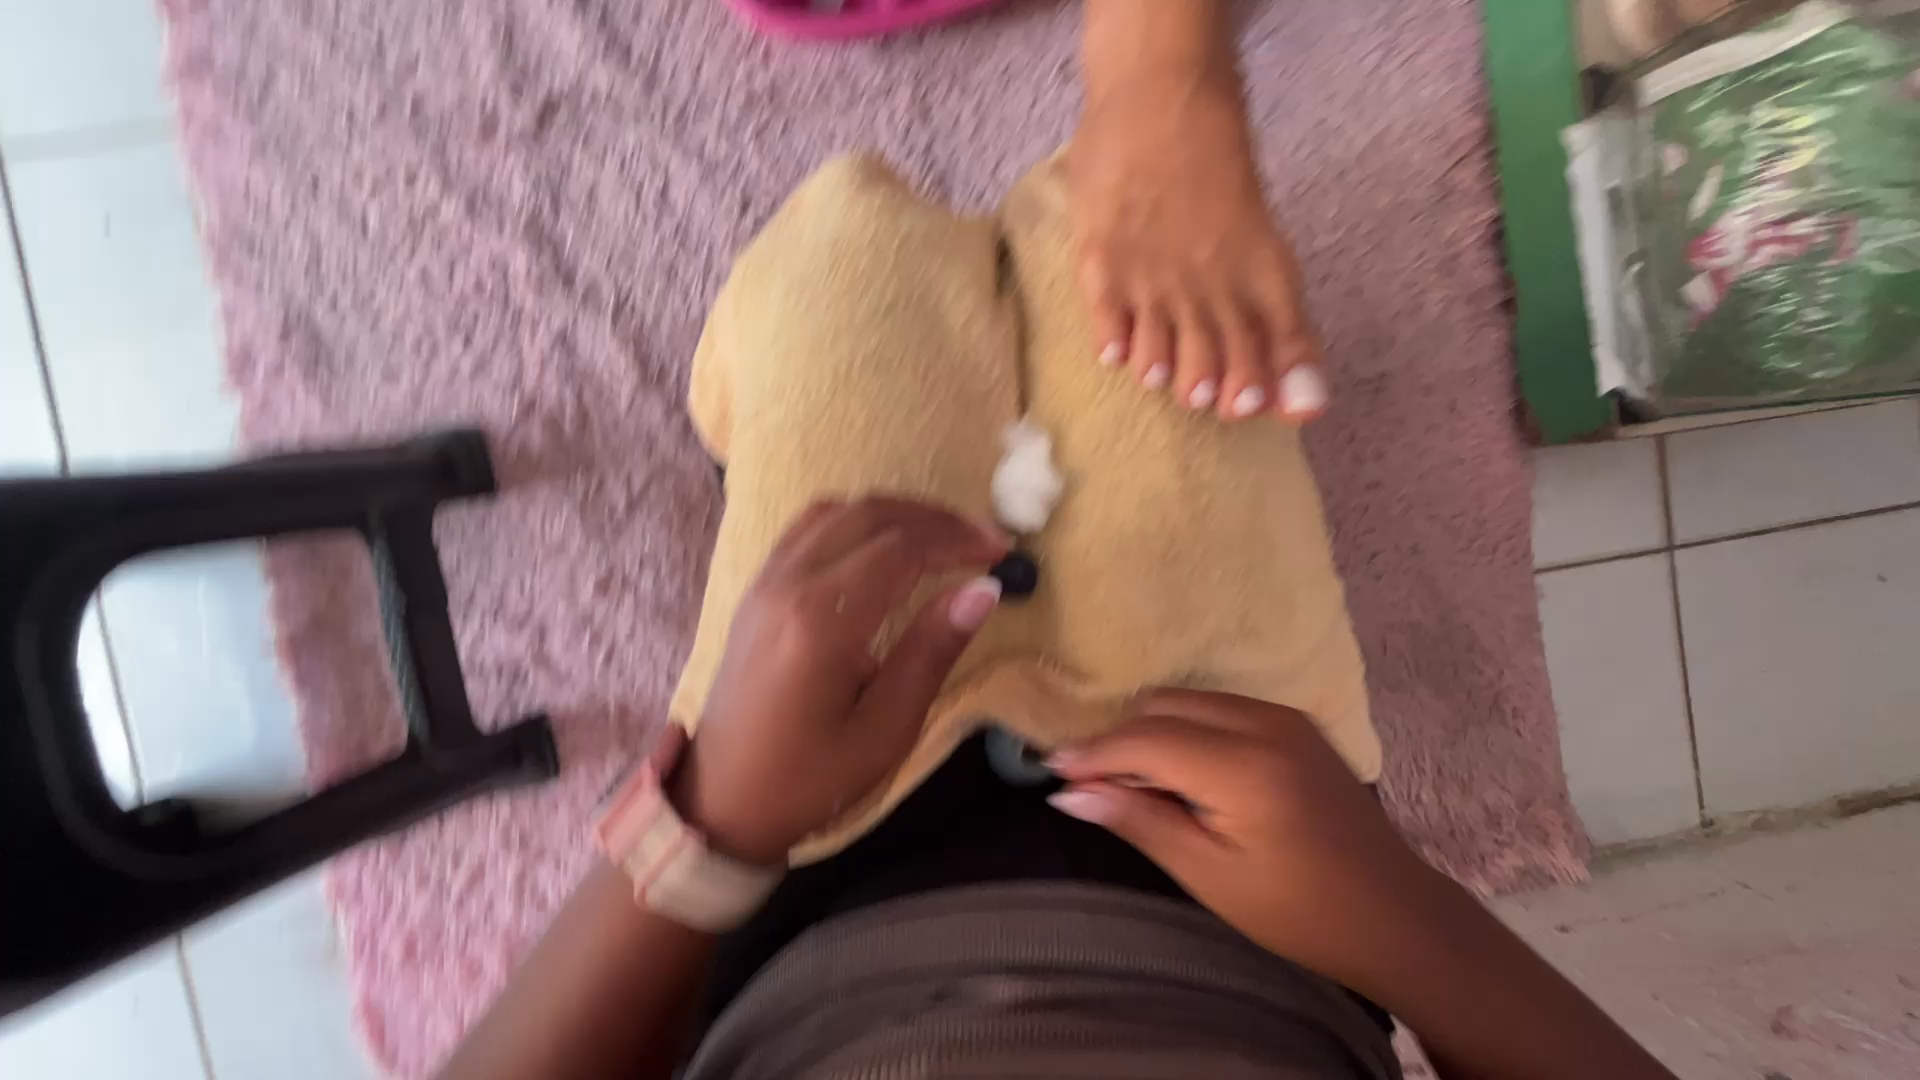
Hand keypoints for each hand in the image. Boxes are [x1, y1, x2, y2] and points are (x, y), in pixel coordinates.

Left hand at [669, 497, 1009, 864]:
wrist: (723, 798)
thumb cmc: (809, 776)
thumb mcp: (885, 729)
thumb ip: (932, 650)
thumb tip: (983, 590)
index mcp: (822, 620)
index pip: (902, 548)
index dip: (957, 540)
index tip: (1001, 552)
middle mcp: (790, 582)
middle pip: (872, 514)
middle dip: (936, 518)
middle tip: (982, 539)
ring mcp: (767, 578)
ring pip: (840, 510)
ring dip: (898, 513)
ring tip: (943, 536)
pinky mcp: (757, 586)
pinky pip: (811, 526)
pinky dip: (858, 519)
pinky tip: (884, 542)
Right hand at [1047, 690, 1439, 985]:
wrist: (1397, 914)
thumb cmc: (1300, 911)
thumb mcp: (1210, 876)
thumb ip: (1138, 821)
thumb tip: (1068, 792)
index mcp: (1245, 767)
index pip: (1145, 740)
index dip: (1093, 752)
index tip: (1051, 768)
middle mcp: (1263, 722)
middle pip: (1161, 706)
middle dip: (1119, 739)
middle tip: (1094, 783)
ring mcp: (1282, 715)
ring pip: (1186, 699)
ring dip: (1149, 730)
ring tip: (1134, 780)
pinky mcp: (1292, 720)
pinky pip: (1215, 705)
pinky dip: (1183, 727)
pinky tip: (1180, 769)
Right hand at [1070, 65, 1328, 421]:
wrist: (1159, 98)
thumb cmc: (1216, 169)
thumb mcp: (1263, 241)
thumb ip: (1278, 323)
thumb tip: (1308, 405)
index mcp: (1259, 270)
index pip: (1269, 352)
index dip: (1261, 389)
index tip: (1248, 408)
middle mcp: (1208, 281)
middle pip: (1211, 365)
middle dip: (1210, 388)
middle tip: (1201, 393)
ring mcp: (1151, 276)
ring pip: (1158, 358)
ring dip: (1161, 371)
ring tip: (1158, 371)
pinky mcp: (1103, 266)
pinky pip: (1109, 328)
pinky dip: (1116, 347)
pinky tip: (1118, 348)